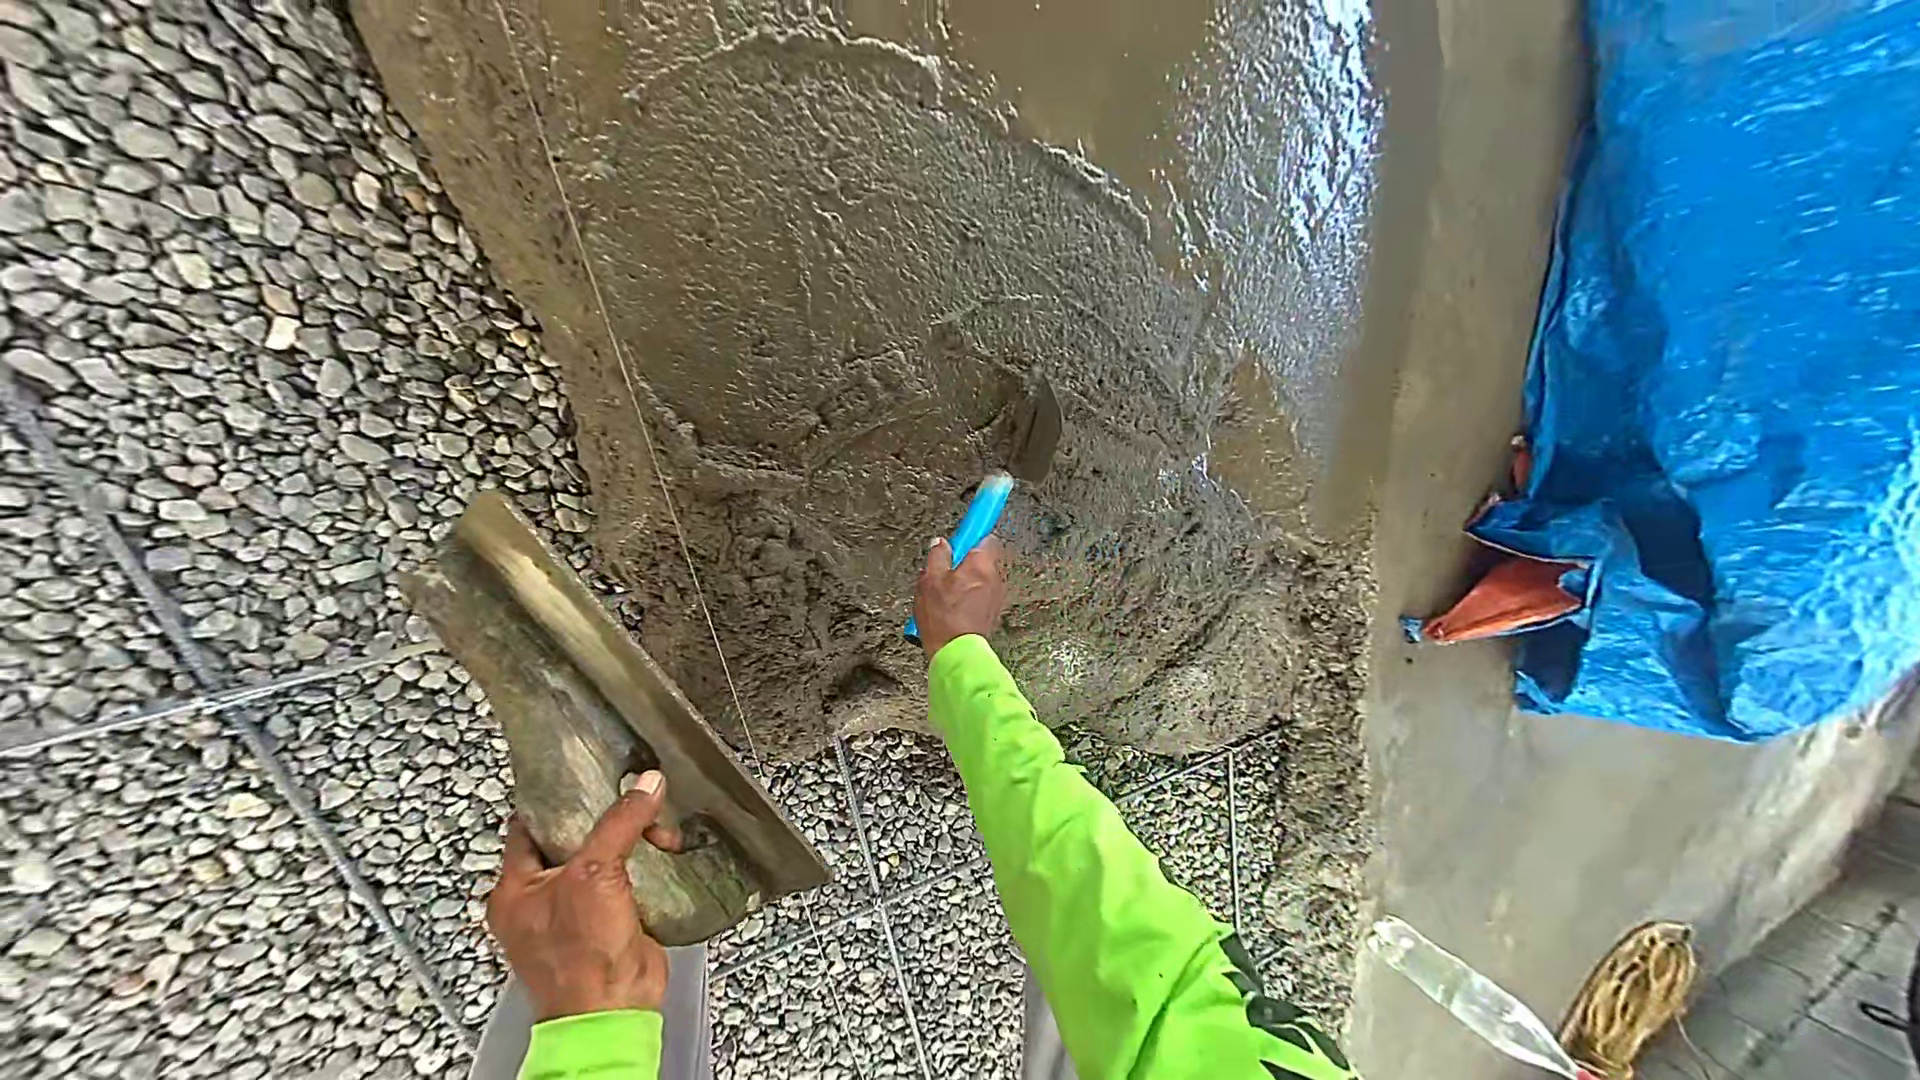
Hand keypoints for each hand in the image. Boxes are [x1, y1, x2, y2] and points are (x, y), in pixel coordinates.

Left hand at [485, 770, 683, 1019]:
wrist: (615, 1009)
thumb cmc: (582, 956)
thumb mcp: (595, 874)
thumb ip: (621, 823)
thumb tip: (648, 782)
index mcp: (517, 888)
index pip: (531, 825)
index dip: (558, 796)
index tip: (589, 771)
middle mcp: (543, 895)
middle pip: (578, 834)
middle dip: (612, 816)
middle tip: (638, 799)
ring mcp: (578, 906)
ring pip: (608, 851)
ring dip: (638, 837)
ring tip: (661, 832)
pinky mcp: (611, 914)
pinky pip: (630, 871)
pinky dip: (649, 857)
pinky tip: (668, 848)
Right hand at [914, 535, 1006, 660]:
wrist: (956, 652)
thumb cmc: (944, 617)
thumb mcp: (930, 580)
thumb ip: (937, 556)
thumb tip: (940, 544)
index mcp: (981, 563)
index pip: (985, 535)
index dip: (974, 531)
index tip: (970, 523)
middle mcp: (994, 576)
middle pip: (982, 557)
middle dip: (965, 559)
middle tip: (945, 567)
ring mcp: (995, 595)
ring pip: (980, 576)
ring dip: (966, 578)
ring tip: (945, 591)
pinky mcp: (991, 610)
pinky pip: (980, 593)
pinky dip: (969, 594)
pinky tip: (951, 605)